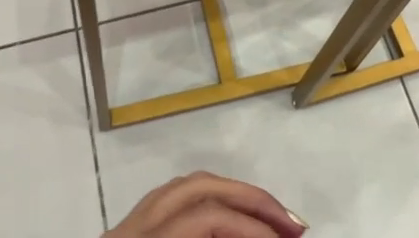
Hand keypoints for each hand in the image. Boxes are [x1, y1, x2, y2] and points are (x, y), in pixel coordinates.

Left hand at [105, 172, 307, 237]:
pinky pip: (171, 201)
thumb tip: (270, 235)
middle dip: (251, 201)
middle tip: (295, 225)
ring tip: (271, 219)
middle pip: (198, 187)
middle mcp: (131, 225)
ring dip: (232, 196)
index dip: (255, 229)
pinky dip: (208, 203)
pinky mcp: (126, 230)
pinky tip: (232, 219)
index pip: (208, 217)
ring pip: (184, 186)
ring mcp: (123, 224)